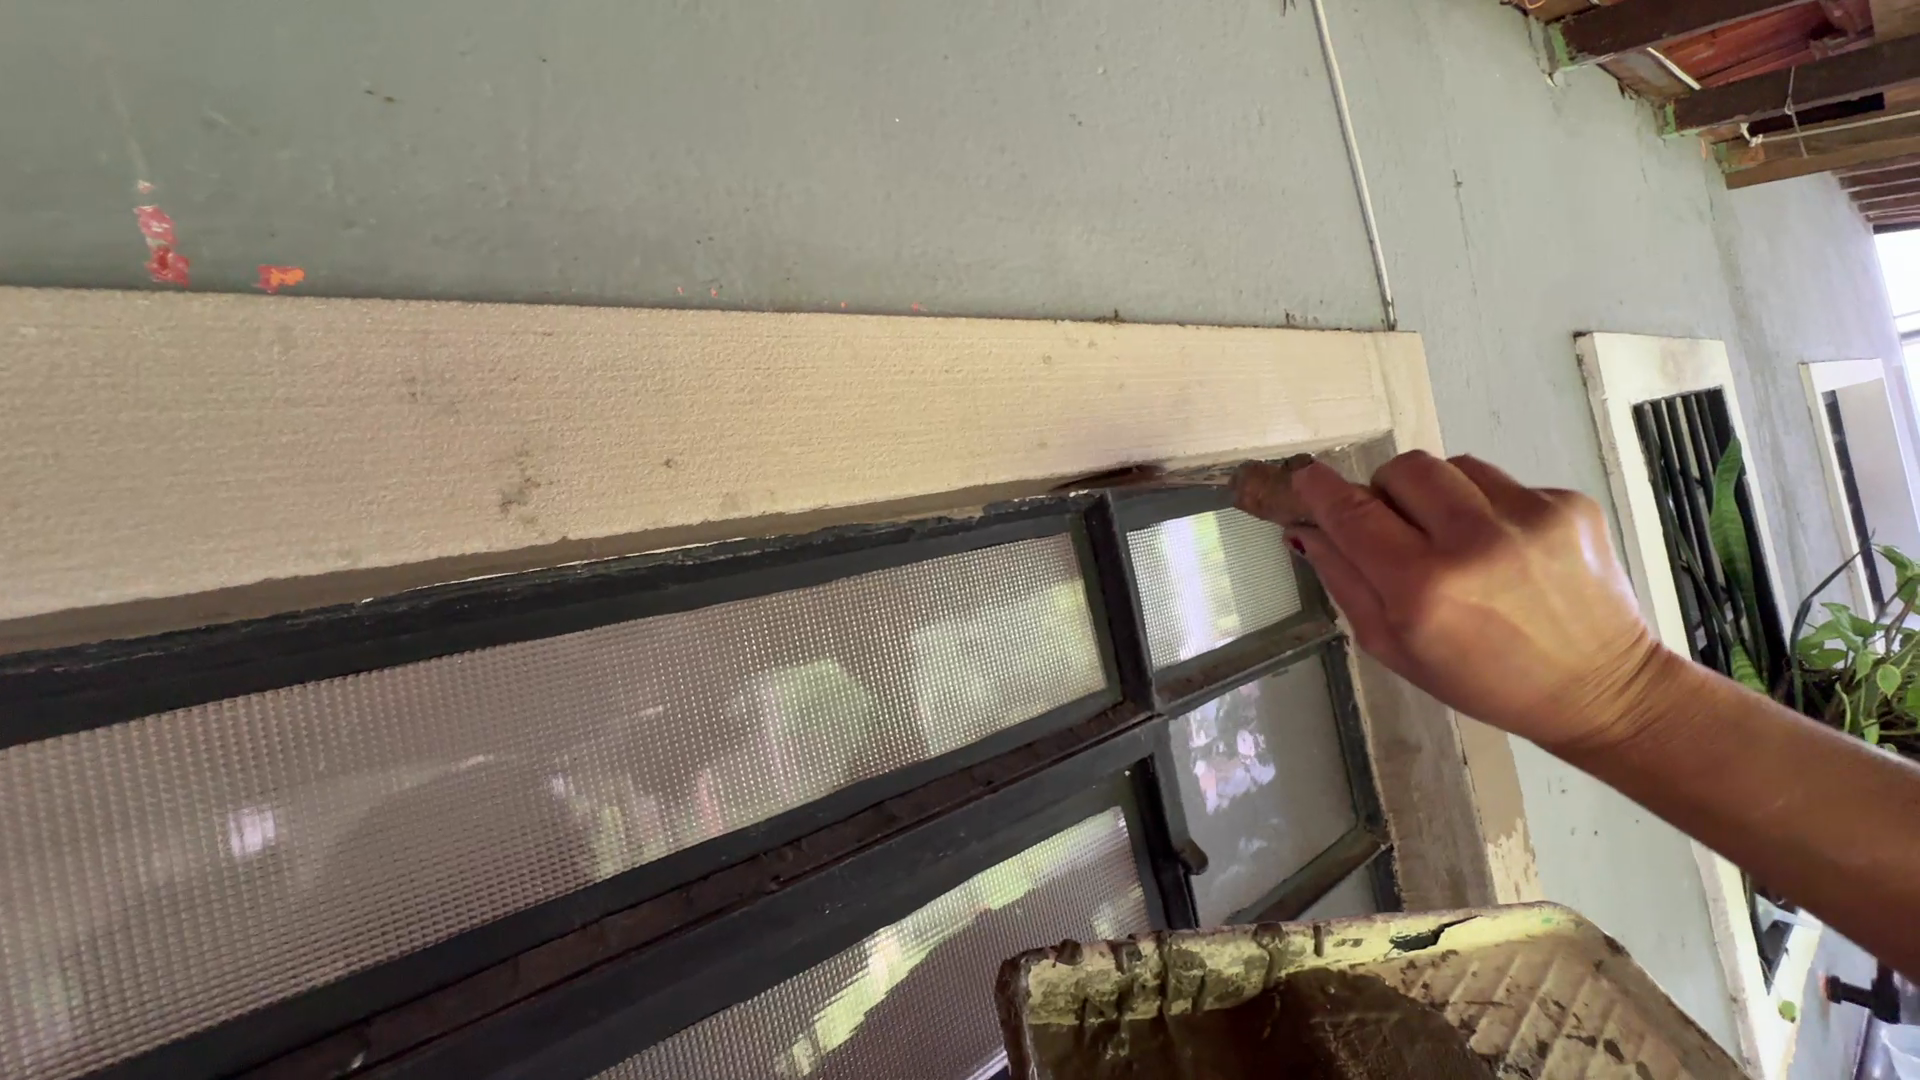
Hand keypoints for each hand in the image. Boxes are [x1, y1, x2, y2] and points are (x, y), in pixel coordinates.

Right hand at [1233, 451, 1672, 749]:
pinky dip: (1485, 505)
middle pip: (1402, 468)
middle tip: (1394, 524)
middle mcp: (1473, 541)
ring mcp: (1529, 517)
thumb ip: (1342, 581)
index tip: (1306, 476)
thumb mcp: (1390, 646)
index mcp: (1421, 587)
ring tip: (1453, 537)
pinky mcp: (1569, 505)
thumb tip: (1306, 529)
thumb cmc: (1478, 679)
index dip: (1320, 488)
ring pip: (1451, 466)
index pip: (1352, 512)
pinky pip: (1500, 482)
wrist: (1600, 688)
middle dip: (1384, 489)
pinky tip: (1502, 548)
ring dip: (1435, 493)